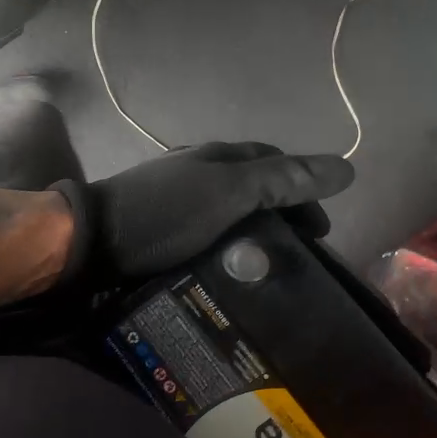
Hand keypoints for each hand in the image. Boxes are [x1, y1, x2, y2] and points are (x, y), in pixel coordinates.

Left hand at [52, 142, 353, 283]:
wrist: (91, 240)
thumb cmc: (162, 212)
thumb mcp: (227, 194)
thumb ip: (280, 182)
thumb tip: (345, 167)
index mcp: (215, 158)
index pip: (273, 164)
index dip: (304, 191)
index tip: (321, 234)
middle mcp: (195, 173)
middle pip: (251, 190)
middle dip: (281, 219)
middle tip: (299, 261)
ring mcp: (173, 202)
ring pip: (227, 216)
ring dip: (252, 240)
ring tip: (269, 278)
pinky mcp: (157, 231)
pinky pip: (203, 238)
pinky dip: (224, 254)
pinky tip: (230, 279)